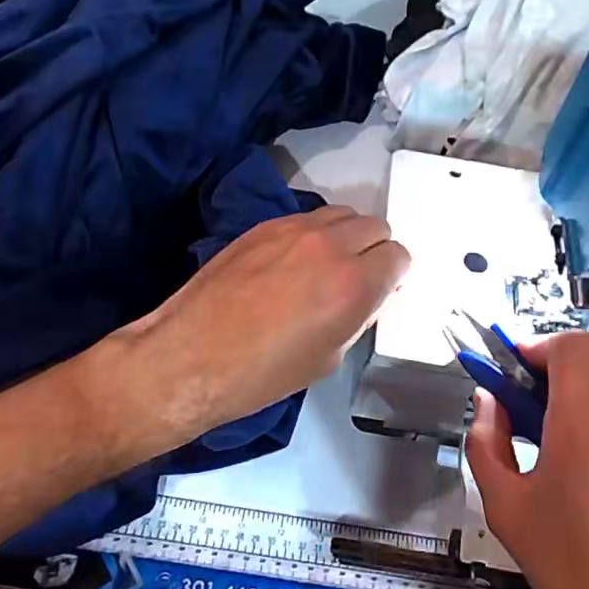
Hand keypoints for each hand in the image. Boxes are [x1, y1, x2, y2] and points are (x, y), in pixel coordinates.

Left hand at [92, 206, 409, 442]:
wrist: (190, 357)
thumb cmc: (262, 374)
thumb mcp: (328, 357)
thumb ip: (356, 317)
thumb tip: (366, 297)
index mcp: (353, 285)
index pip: (398, 256)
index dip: (394, 275)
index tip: (382, 289)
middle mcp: (329, 246)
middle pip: (375, 226)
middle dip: (375, 250)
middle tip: (359, 277)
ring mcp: (293, 230)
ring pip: (341, 214)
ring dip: (346, 235)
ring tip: (327, 264)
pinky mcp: (263, 226)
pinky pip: (306, 217)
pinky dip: (314, 233)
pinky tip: (294, 261)